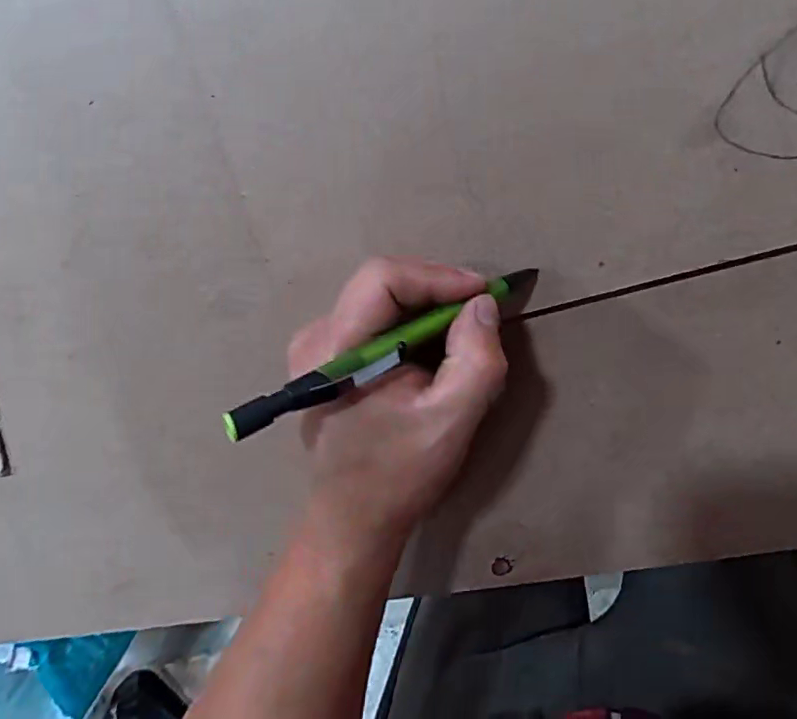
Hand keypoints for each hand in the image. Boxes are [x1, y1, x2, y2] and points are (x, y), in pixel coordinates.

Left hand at [287, 257, 507, 552]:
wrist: (352, 520)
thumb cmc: (398, 474)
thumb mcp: (451, 421)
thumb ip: (475, 358)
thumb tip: (481, 304)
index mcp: (334, 350)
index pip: (382, 279)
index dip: (436, 277)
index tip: (482, 292)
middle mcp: (314, 337)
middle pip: (380, 282)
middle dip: (435, 288)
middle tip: (478, 305)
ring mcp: (314, 345)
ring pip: (377, 296)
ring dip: (424, 302)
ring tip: (462, 323)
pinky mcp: (325, 355)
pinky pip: (371, 315)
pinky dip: (409, 318)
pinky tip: (434, 341)